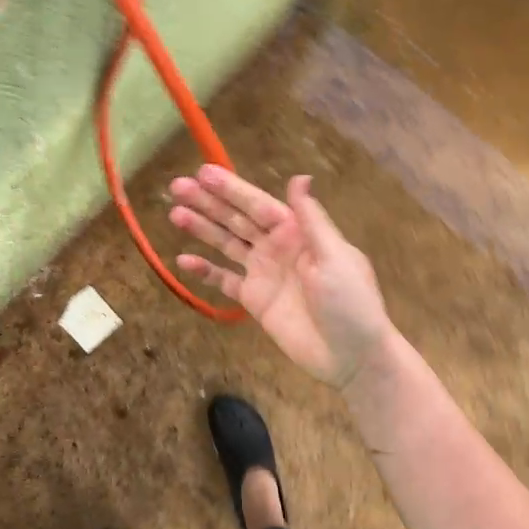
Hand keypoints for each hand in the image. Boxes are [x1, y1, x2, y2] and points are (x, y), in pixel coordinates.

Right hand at [168, 166, 400, 387]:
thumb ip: (311, 219)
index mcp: (297, 232)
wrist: (353, 357)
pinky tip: (182, 261)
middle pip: (236, 219)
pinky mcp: (255, 300)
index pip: (258, 204)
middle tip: (177, 186)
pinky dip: (204, 271)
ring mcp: (263, 273)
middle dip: (208, 203)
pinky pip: (224, 281)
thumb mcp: (335, 256)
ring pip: (226, 244)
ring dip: (201, 229)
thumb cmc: (351, 302)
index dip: (231, 188)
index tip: (203, 172)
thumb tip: (299, 177)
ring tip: (175, 214)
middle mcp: (276, 246)